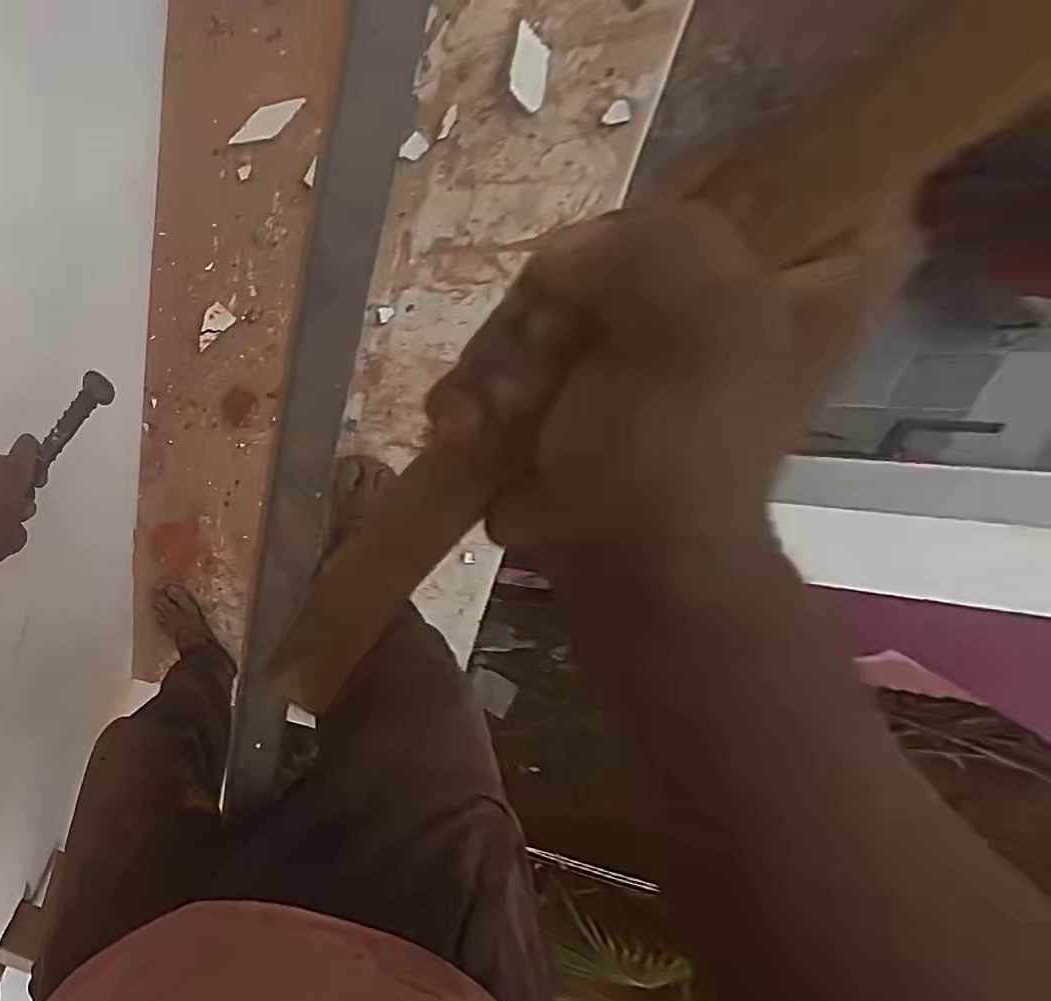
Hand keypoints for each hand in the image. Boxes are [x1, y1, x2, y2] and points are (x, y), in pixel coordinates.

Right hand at [433, 202, 914, 563]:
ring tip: (489, 418)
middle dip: (545, 316)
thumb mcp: (699, 329)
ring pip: (530, 311)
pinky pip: (497, 360)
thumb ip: (651, 247)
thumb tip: (556, 257)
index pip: (725, 177)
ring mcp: (621, 344)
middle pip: (596, 252)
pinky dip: (470, 396)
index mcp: (807, 258)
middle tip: (540, 366)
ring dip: (495, 366)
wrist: (615, 553)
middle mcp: (714, 291)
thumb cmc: (672, 450)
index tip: (613, 283)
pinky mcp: (559, 385)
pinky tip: (463, 430)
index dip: (649, 224)